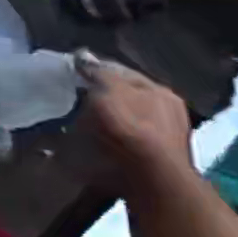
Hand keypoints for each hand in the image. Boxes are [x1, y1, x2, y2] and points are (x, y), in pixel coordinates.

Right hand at [77, 51, 191, 185]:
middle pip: (126, 94)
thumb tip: (83, 56)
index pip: (120, 70)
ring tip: (81, 120)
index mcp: (159, 89)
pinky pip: (127, 139)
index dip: (93, 68)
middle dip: (101, 94)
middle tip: (73, 96)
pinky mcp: (158, 159)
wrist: (153, 179)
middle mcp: (168, 108)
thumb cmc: (130, 128)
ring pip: (128, 116)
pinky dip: (112, 137)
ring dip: (107, 117)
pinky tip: (97, 141)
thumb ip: (97, 71)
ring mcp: (167, 135)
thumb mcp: (108, 90)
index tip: (69, 72)